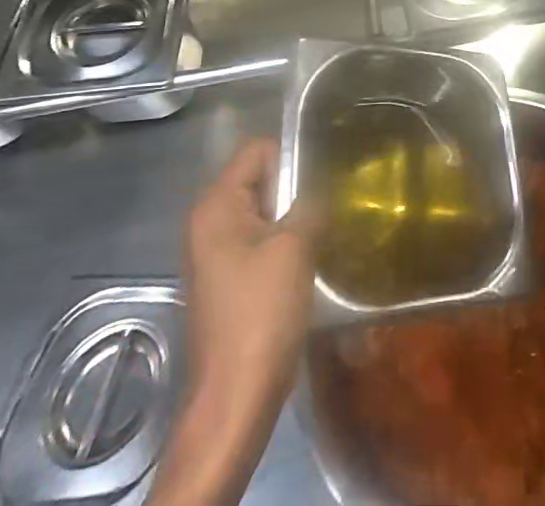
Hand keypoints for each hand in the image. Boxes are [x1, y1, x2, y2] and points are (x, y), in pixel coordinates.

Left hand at [183, 138, 318, 403]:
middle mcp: (209, 223)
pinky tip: (312, 258)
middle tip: (335, 201)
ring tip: (329, 228)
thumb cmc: (261, 311)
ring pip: (264, 215)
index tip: (327, 174)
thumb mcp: (294, 248)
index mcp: (216, 207)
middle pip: (259, 181)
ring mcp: (217, 254)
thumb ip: (309, 206)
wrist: (236, 392)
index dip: (293, 155)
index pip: (256, 152)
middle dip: (296, 188)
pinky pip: (262, 244)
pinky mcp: (230, 280)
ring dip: (295, 219)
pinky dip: (287, 245)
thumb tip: (321, 191)